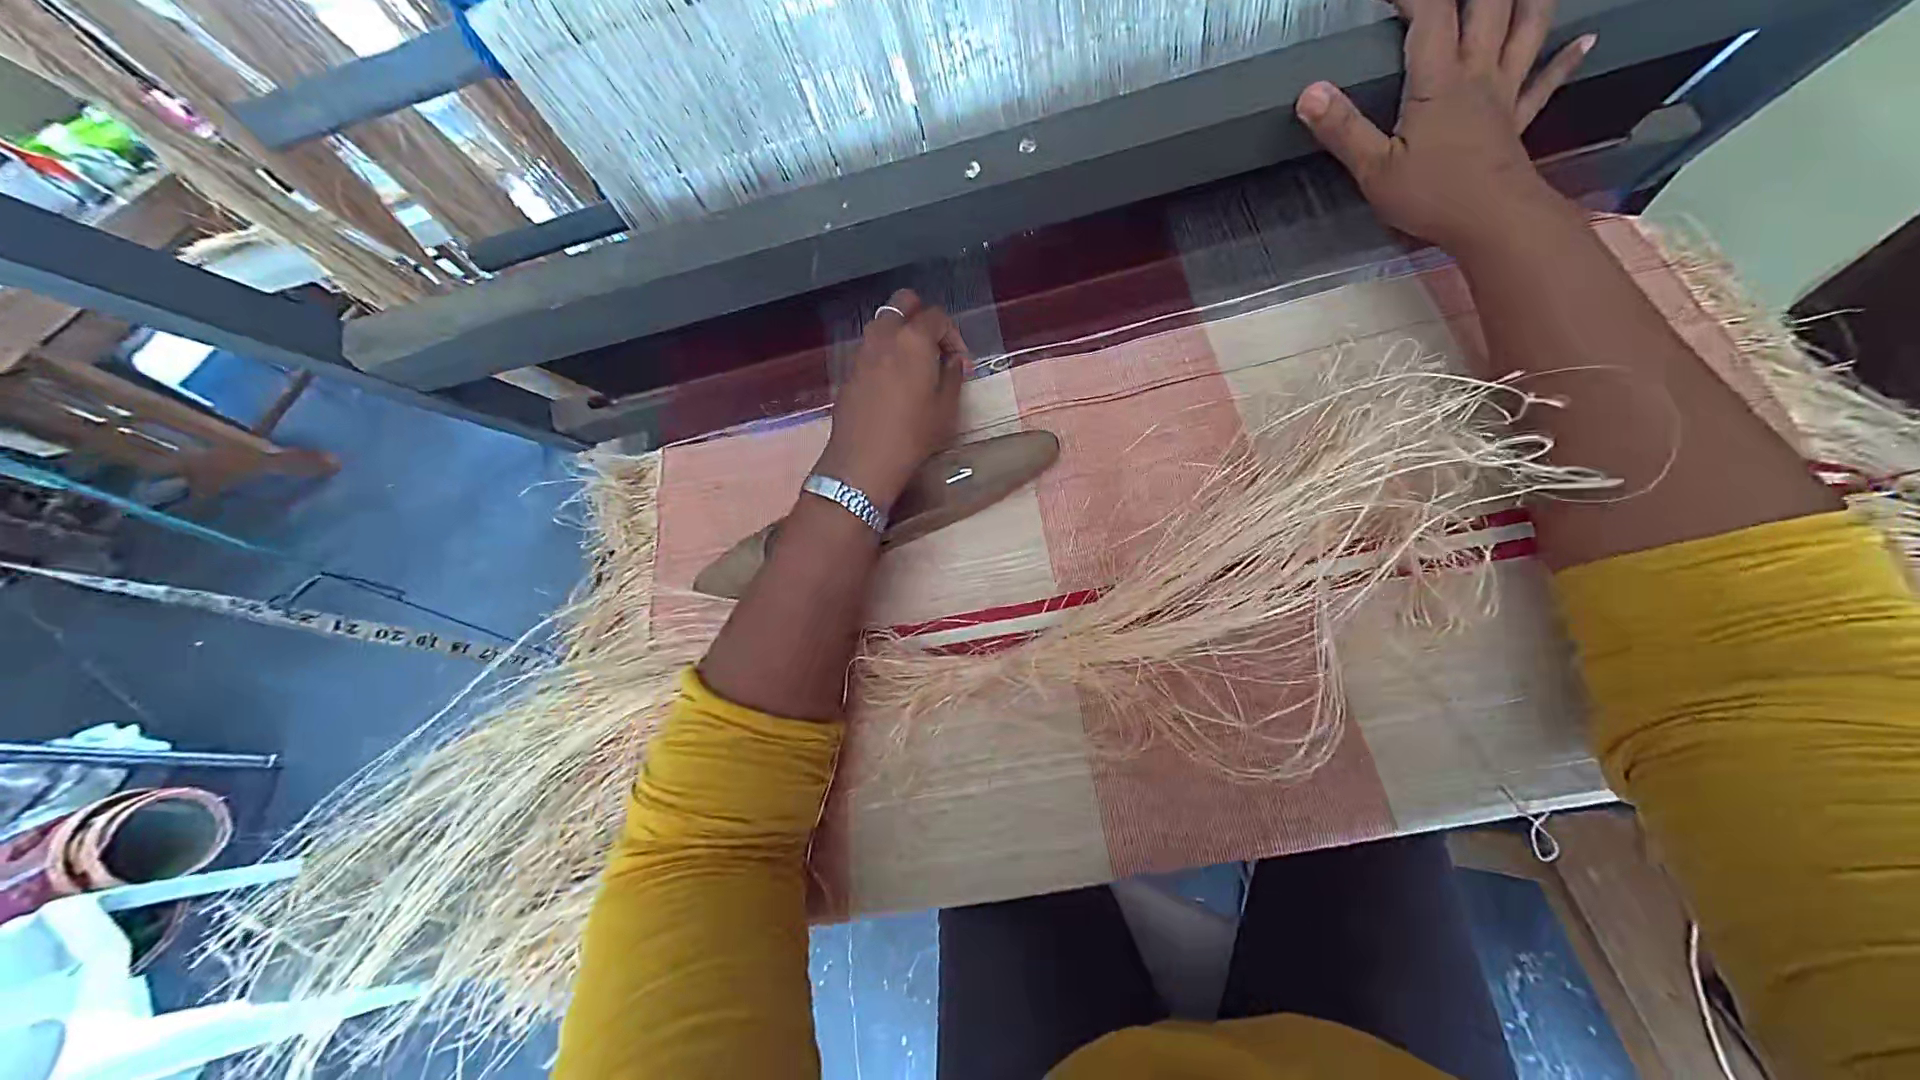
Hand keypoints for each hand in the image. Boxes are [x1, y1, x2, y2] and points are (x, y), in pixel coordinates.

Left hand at [812, 289, 970, 509]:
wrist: (863, 461)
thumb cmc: (913, 435)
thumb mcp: (946, 408)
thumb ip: (952, 375)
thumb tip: (953, 361)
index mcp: (913, 339)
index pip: (938, 316)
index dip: (954, 335)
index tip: (959, 362)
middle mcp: (884, 335)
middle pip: (904, 303)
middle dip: (922, 316)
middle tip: (935, 347)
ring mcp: (862, 351)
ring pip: (883, 323)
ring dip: (901, 333)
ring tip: (915, 364)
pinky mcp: (849, 370)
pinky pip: (870, 348)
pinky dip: (884, 352)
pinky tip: (893, 382)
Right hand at [1294, 0, 1593, 252]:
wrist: (1491, 220)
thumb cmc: (1430, 196)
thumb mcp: (1373, 169)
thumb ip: (1342, 129)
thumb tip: (1310, 92)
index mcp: (1438, 83)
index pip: (1430, 16)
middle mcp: (1477, 74)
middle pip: (1488, 6)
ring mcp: (1503, 94)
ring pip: (1528, 27)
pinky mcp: (1517, 120)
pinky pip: (1545, 82)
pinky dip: (1565, 59)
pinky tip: (1583, 40)